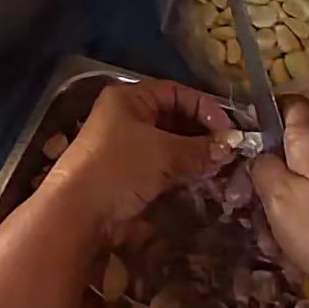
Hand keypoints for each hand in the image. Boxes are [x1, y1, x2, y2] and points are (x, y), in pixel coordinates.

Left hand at [42, 80, 234, 241]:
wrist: (76, 215)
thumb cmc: (119, 168)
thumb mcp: (164, 154)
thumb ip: (200, 148)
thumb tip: (232, 145)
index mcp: (130, 98)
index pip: (176, 92)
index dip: (204, 107)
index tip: (229, 130)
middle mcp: (127, 116)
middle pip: (173, 117)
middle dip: (202, 133)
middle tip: (228, 152)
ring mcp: (125, 146)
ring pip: (168, 143)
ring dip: (194, 154)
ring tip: (220, 169)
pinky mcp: (126, 174)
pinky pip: (160, 165)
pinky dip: (180, 171)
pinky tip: (201, 181)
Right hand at [250, 97, 308, 307]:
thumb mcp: (278, 195)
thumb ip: (261, 167)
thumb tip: (261, 157)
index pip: (289, 103)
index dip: (264, 114)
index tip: (243, 142)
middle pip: (286, 149)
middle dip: (261, 175)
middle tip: (240, 203)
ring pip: (294, 183)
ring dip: (274, 209)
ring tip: (267, 242)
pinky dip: (295, 227)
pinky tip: (288, 258)